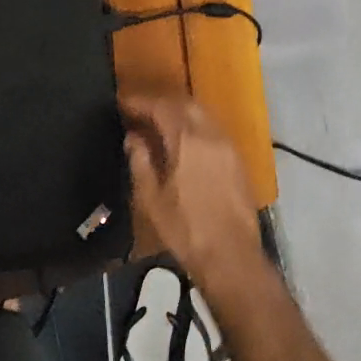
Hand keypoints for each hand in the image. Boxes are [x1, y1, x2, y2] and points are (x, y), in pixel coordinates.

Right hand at [121, 94, 260, 277]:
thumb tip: (134, 137)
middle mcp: (211, 136)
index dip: (138, 102)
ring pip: (202, 115)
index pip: (160, 107)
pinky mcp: (238, 163)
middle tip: (139, 111)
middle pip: (185, 104)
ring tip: (158, 124)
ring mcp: (229, 149)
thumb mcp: (150, 197)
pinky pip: (213, 131)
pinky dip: (195, 127)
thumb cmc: (185, 229)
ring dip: (179, 113)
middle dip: (161, 102)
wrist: (232, 258)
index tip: (121, 103)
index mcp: (187, 140)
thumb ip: (140, 160)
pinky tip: (183, 143)